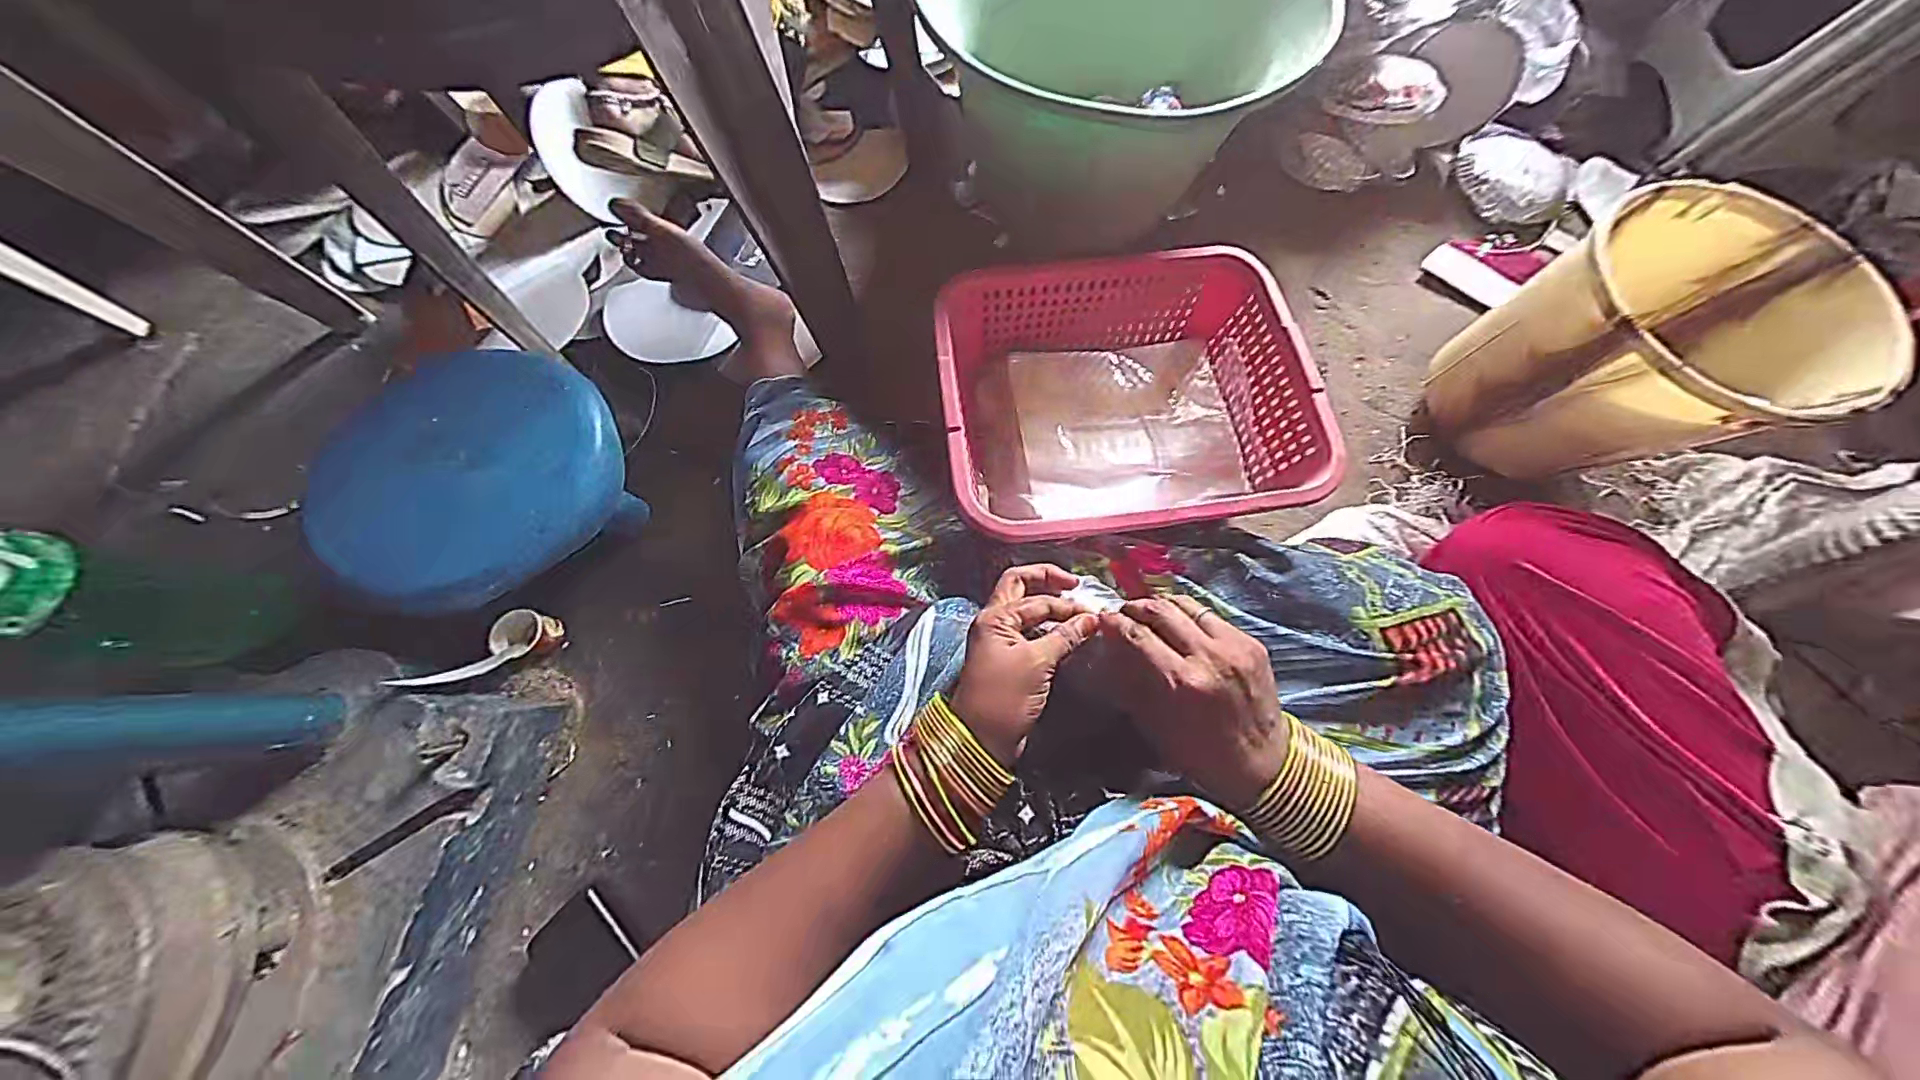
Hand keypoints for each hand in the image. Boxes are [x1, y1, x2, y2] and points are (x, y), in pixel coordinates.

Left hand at [947, 565, 1101, 764]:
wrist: (982, 738)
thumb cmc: (1004, 698)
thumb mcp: (1037, 663)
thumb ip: (1064, 636)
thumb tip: (1091, 619)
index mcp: (994, 618)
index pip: (1035, 598)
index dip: (1065, 603)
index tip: (1092, 615)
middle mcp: (994, 622)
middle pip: (1020, 587)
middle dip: (1047, 582)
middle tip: (1074, 586)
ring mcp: (1000, 640)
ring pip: (1025, 610)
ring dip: (1049, 607)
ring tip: (1077, 613)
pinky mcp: (1009, 659)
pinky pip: (1029, 632)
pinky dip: (1048, 628)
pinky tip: (1068, 635)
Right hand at [1098, 595, 1288, 807]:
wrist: (1264, 765)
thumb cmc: (1202, 754)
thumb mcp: (1156, 724)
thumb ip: (1133, 682)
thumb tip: (1112, 648)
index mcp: (1183, 682)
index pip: (1138, 635)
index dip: (1114, 622)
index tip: (1103, 619)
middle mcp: (1209, 656)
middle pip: (1161, 610)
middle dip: (1134, 607)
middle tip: (1123, 612)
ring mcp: (1234, 646)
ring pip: (1187, 605)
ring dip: (1161, 606)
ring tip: (1149, 614)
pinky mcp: (1251, 644)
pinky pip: (1211, 616)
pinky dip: (1188, 616)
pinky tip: (1180, 625)